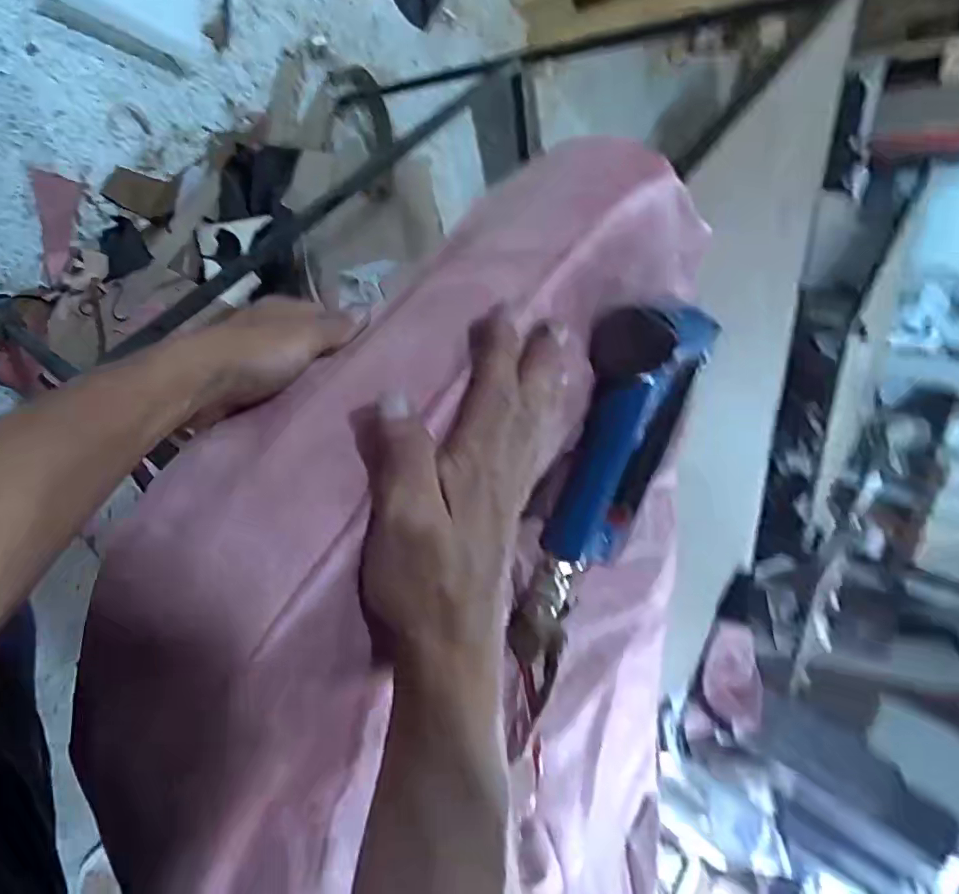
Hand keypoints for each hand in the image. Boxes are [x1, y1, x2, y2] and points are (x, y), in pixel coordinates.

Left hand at [179, 297, 359, 425]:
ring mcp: (248, 356)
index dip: (346, 332)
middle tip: (356, 387)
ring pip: (287, 367)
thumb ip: (334, 327)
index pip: (324, 314)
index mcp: (282, 308)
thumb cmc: (256, 354)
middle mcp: (265, 327)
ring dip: (303, 382)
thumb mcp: (303, 336)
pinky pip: (269, 389)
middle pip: (304, 342)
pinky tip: (299, 412)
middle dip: (325, 361)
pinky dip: (282, 398)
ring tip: (333, 405)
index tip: (367, 356)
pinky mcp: (236, 383)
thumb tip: (367, 308)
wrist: (198, 383)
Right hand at [361, 313, 567, 684]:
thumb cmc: (419, 579)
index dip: (498, 351)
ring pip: (538, 430)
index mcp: (476, 463)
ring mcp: (509, 496)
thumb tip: (396, 396)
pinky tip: (545, 431)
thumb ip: (401, 454)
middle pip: (527, 406)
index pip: (492, 394)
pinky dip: (545, 432)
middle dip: (540, 363)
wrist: (451, 646)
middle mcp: (502, 472)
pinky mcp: (505, 517)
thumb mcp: (399, 515)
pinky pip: (535, 459)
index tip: (504, 312)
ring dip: (549, 391)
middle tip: (556, 325)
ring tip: (562, 362)